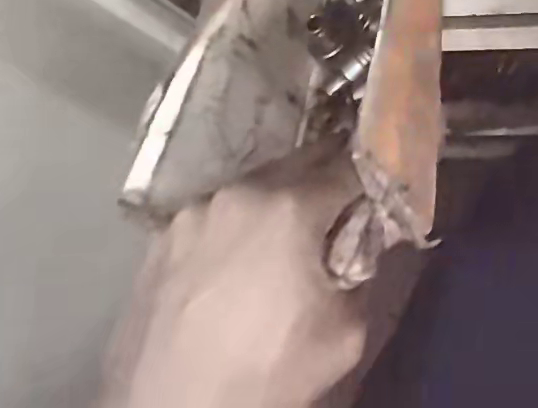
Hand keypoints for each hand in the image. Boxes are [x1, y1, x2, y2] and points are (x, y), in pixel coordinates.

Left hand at [99, 143, 373, 407]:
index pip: (349, 166)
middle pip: (303, 161)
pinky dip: (236, 224)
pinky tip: (234, 261)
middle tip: (336, 210)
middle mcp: (244, 191)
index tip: (373, 197)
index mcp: (292, 206)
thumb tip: (361, 243)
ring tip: (280, 240)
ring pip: (257, 184)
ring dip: (279, 199)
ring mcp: (198, 209)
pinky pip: (217, 212)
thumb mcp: (346, 333)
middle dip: (326, 178)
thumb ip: (365, 271)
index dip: (367, 180)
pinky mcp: (163, 235)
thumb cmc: (265, 376)